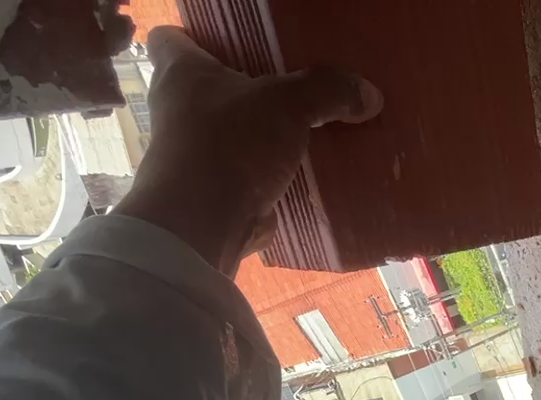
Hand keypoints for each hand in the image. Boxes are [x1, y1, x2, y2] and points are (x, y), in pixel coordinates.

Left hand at [112, 26, 382, 273]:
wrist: (205, 219)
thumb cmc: (231, 144)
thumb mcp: (287, 105)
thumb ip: (326, 92)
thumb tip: (369, 94)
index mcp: (179, 71)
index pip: (171, 39)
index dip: (199, 39)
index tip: (233, 51)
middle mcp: (176, 108)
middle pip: (205, 90)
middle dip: (240, 93)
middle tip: (282, 97)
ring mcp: (190, 153)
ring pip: (224, 136)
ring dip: (254, 140)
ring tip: (298, 141)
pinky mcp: (209, 191)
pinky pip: (240, 175)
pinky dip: (264, 178)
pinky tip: (296, 182)